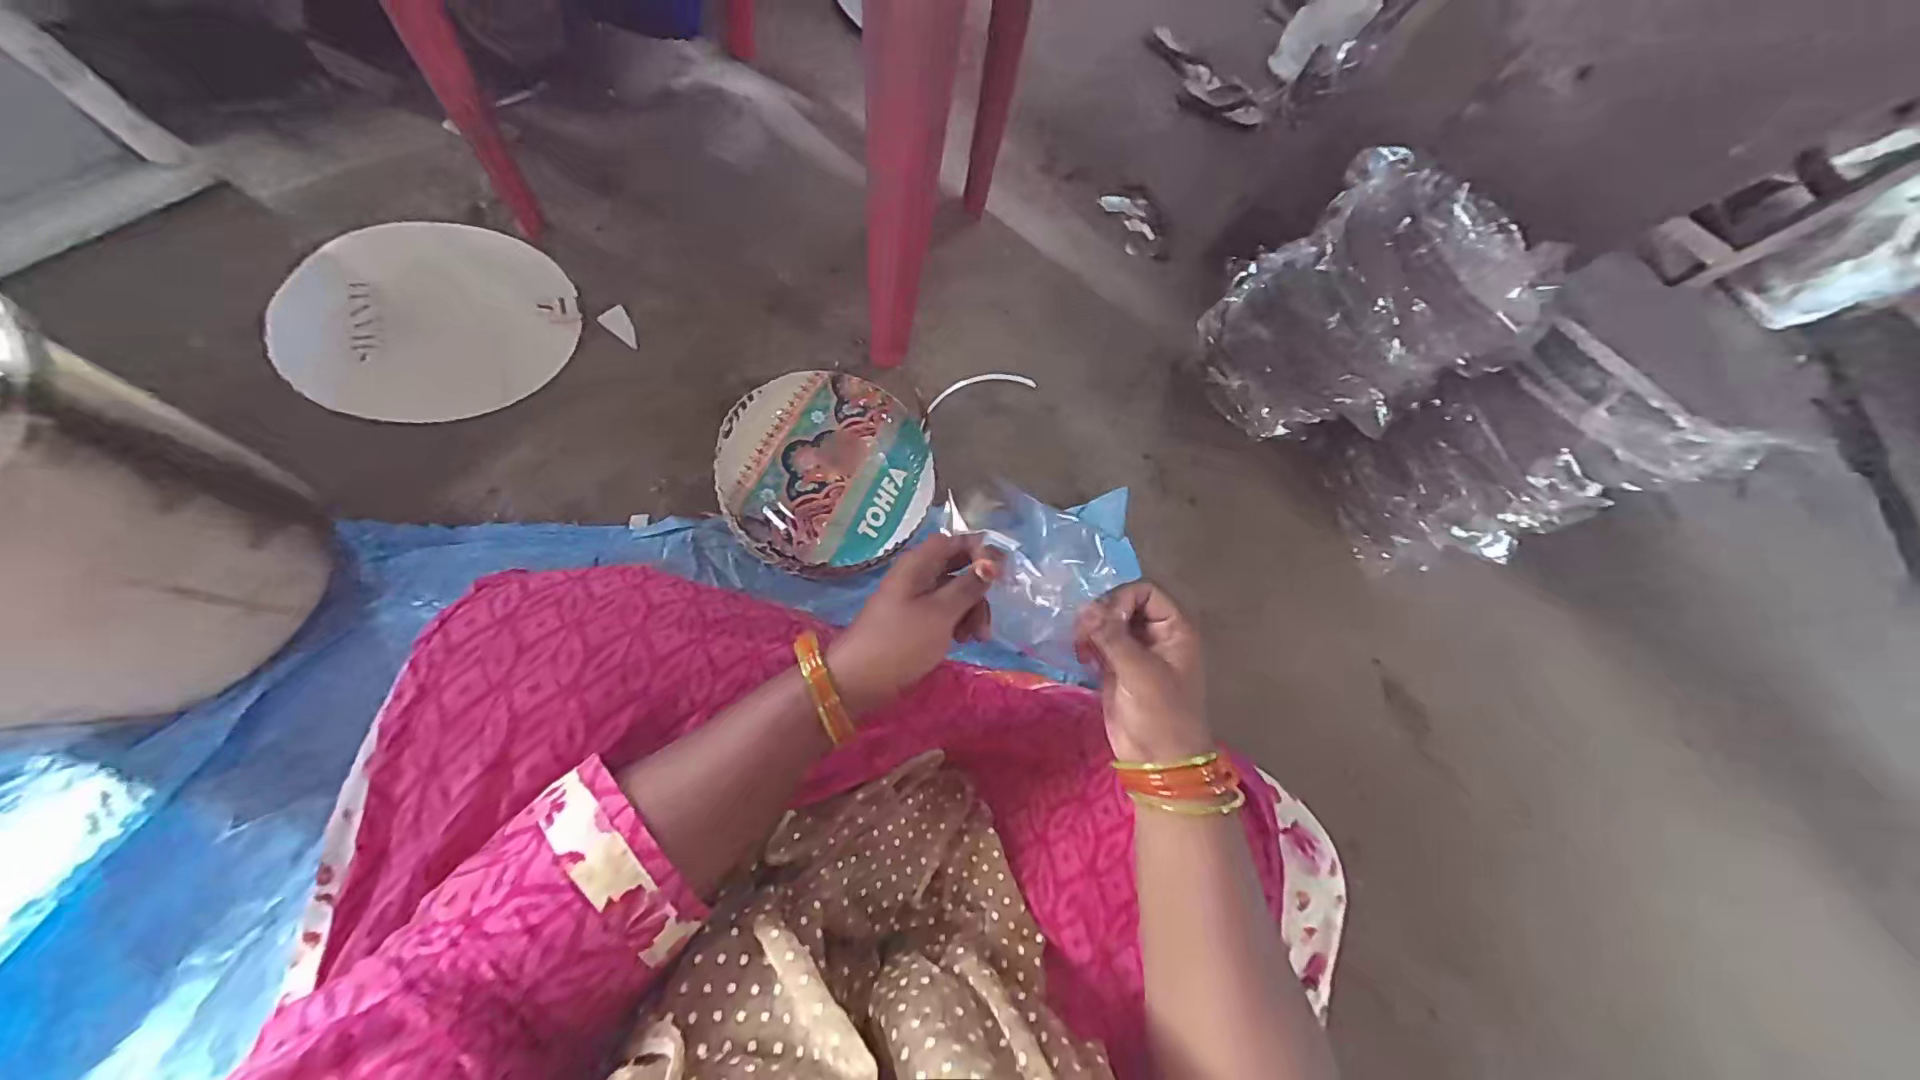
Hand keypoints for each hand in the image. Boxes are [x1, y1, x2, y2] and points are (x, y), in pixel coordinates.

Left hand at [827, 533, 1001, 715]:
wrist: (858, 681)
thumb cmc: (900, 642)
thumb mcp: (941, 613)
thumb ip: (969, 586)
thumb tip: (992, 561)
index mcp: (918, 564)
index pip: (956, 541)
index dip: (980, 552)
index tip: (998, 576)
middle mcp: (916, 575)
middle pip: (958, 568)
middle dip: (978, 591)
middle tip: (986, 620)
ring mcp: (914, 598)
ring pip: (954, 592)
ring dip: (971, 611)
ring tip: (975, 639)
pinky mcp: (914, 621)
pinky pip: (944, 612)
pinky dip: (957, 622)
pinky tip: (962, 641)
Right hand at [1074, 581, 1211, 761]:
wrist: (1158, 762)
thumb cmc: (1161, 715)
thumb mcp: (1139, 672)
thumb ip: (1112, 637)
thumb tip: (1085, 607)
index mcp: (1173, 630)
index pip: (1145, 591)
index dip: (1122, 599)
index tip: (1106, 621)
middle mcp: (1155, 635)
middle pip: (1123, 603)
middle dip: (1101, 614)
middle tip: (1085, 634)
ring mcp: (1135, 652)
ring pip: (1107, 623)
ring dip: (1090, 629)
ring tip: (1081, 647)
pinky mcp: (1116, 668)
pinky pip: (1098, 642)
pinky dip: (1087, 644)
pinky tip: (1082, 657)